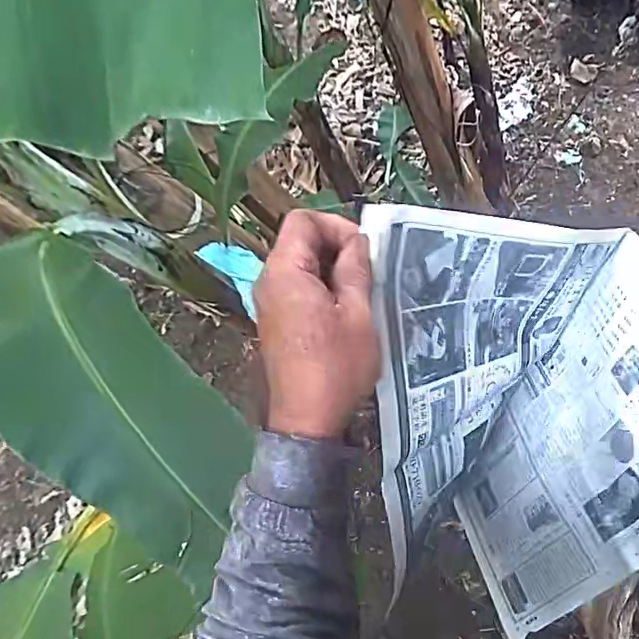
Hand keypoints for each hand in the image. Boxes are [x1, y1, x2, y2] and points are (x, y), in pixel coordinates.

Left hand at [254, 210, 379, 440]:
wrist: (308, 418)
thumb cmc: (336, 368)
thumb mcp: (358, 315)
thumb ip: (356, 271)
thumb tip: (357, 244)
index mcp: (285, 272)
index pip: (303, 221)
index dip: (337, 226)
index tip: (365, 250)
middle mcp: (268, 282)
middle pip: (299, 242)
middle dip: (337, 248)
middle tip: (369, 273)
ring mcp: (269, 304)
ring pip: (301, 267)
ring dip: (332, 272)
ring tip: (362, 295)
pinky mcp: (276, 324)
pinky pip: (298, 291)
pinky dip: (322, 291)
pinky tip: (346, 314)